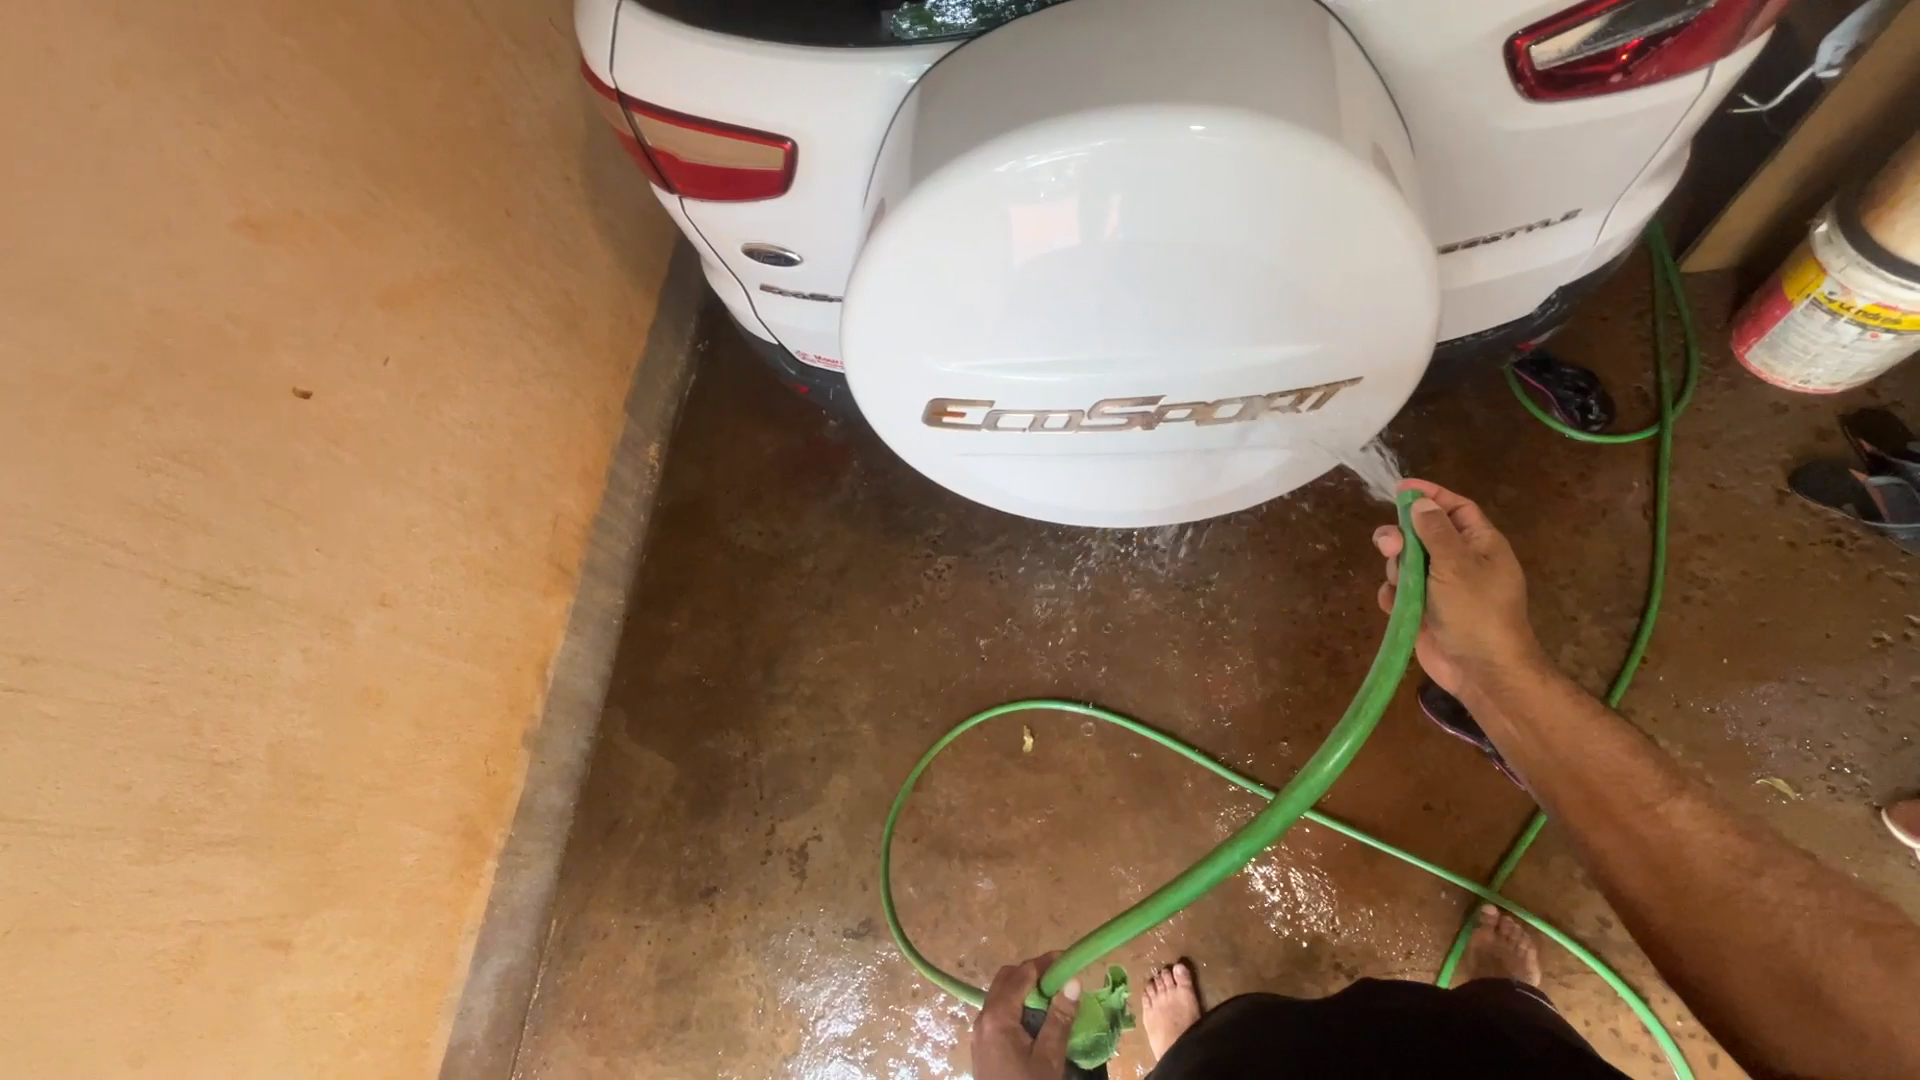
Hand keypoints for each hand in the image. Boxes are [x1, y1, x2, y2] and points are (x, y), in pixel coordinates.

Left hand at [970, 953, 1081, 1079]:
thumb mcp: (1049, 1057)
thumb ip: (1059, 1017)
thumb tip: (1073, 981)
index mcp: (998, 1016)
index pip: (1022, 974)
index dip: (1045, 963)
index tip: (1068, 960)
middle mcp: (983, 1017)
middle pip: (1006, 979)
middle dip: (1033, 973)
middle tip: (1060, 979)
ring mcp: (980, 1032)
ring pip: (1000, 995)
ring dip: (1024, 989)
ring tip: (1051, 998)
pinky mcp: (982, 1045)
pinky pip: (997, 1012)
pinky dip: (1016, 1006)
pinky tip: (1035, 1020)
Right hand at [1373, 479, 1544, 699]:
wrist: (1481, 669)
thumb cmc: (1477, 611)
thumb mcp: (1456, 564)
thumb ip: (1434, 531)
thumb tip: (1421, 503)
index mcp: (1480, 545)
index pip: (1455, 508)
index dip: (1430, 496)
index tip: (1400, 488)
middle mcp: (1459, 562)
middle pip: (1421, 534)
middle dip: (1401, 538)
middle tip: (1390, 546)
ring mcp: (1439, 587)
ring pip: (1404, 563)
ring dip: (1396, 571)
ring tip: (1403, 588)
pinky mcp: (1422, 610)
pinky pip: (1398, 592)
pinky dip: (1394, 597)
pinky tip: (1398, 608)